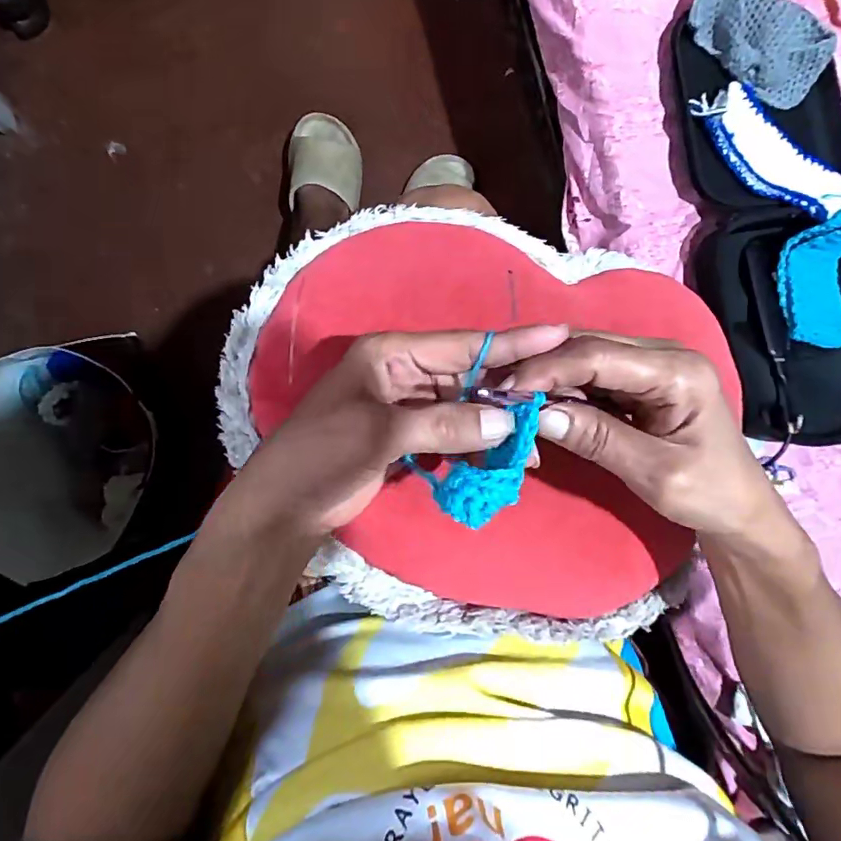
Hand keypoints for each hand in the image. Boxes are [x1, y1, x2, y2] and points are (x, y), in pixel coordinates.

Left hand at [219, 325, 571, 542]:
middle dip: (508, 394)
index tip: (558, 333)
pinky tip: (501, 463)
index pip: (462, 344)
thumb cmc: (322, 455)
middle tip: (555, 403)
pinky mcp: (408, 436)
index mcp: (391, 354)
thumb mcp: (381, 434)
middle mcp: (403, 372)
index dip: (511, 342)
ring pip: (465, 408)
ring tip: (530, 451)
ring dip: (495, 428)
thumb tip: (507, 421)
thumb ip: (445, 424)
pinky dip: (474, 447)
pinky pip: (452, 434)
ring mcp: (406, 406)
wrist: (282, 507)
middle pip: (469, 376)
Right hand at [503, 334, 793, 546]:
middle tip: (498, 390)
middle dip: (542, 367)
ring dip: (549, 376)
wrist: (739, 511)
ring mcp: (652, 366)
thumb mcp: (656, 473)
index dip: (549, 369)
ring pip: (586, 357)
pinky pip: (593, 376)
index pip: (599, 356)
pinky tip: (539, 402)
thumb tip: (538, 416)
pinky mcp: (640, 383)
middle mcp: (665, 355)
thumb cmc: (708, 494)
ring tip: (510, 396)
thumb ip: (599, 439)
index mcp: (678, 371)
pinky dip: (564, 388)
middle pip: (589, 347)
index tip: (506, 390)